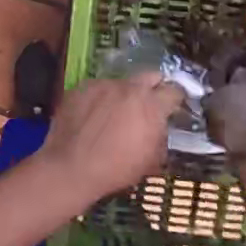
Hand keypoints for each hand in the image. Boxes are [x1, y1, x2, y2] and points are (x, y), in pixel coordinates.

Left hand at [35, 72, 183, 202]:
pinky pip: (97, 89)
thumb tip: (159, 125)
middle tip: (147, 105)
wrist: (70, 168)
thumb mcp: (151, 159)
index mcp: (151, 104)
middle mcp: (129, 87)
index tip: (172, 107)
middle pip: (150, 76)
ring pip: (120, 83)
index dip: (175, 99)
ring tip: (112, 115)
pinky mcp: (81, 87)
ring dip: (122, 95)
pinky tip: (91, 116)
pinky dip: (99, 99)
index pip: (174, 90)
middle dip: (152, 87)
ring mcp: (102, 84)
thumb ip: (160, 135)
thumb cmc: (116, 169)